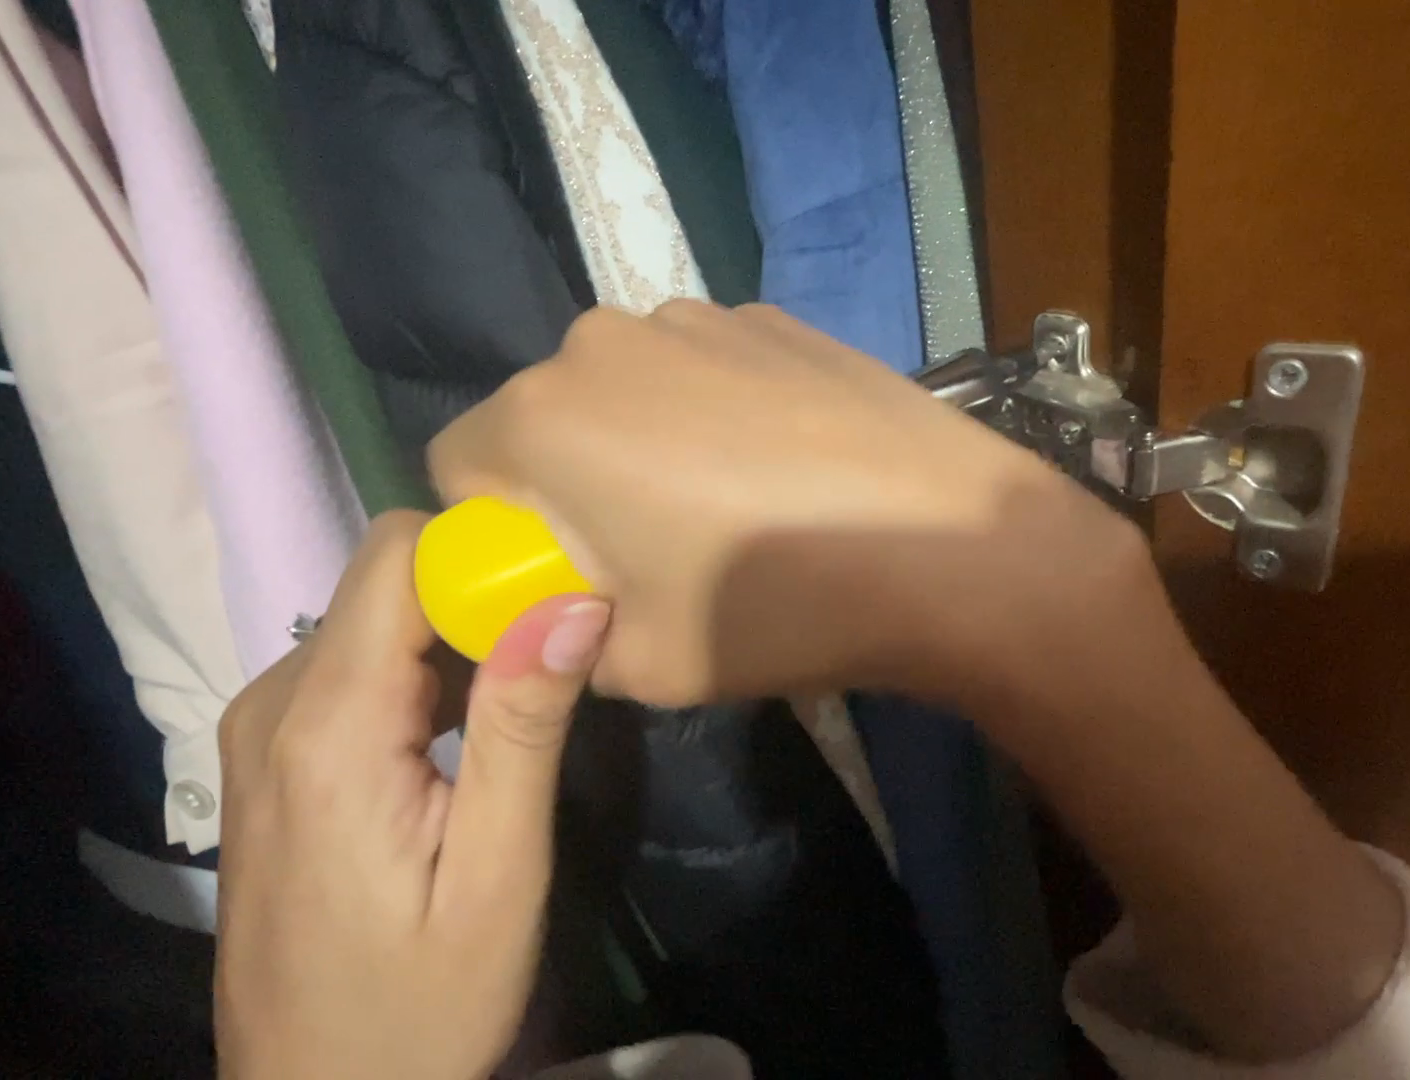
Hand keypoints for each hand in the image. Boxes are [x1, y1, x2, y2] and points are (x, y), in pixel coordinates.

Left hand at [213, 512, 610, 1079]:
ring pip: (378, 614)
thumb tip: (576, 601)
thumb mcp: (499, 870)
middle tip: (560, 654)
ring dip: (462, 635)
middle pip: (388, 580)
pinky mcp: (278, 752)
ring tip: (529, 697)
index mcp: (329, 727)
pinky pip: (362, 661)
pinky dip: (430, 668)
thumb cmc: (422, 999)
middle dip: (482, 593)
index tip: (560, 590)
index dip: (485, 555)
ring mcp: (266, 728)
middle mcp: (276, 703)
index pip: (398, 558)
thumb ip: (527, 725)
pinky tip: (473, 728)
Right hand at [427, 300, 1150, 706]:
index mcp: (544, 418)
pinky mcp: (777, 318)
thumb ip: (562, 633)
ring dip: (650, 439)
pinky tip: (791, 463)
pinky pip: (707, 368)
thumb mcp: (641, 664)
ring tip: (739, 505)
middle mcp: (605, 340)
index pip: (461, 469)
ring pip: (631, 388)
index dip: (506, 532)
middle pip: (549, 418)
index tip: (573, 573)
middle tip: (660, 548)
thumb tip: (558, 608)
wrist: (948, 546)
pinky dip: (720, 411)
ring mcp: (702, 316)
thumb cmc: (780, 609)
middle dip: (577, 482)